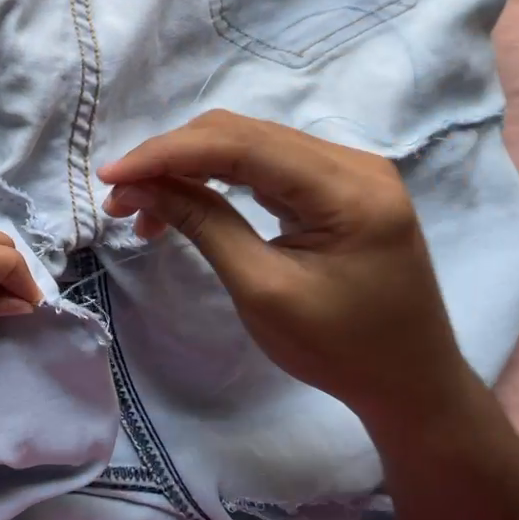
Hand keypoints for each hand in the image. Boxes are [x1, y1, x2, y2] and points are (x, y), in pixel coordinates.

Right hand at [98, 110, 470, 427]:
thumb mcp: (261, 288)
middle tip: (117, 196)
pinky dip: (208, 178)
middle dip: (169, 158)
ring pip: (242, 143)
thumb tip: (135, 187)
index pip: (239, 146)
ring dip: (183, 167)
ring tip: (138, 205)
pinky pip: (257, 164)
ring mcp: (344, 172)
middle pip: (238, 134)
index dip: (166, 154)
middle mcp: (352, 164)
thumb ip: (201, 224)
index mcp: (348, 190)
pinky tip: (177, 202)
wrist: (410, 385)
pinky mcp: (330, 187)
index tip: (109, 177)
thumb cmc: (339, 348)